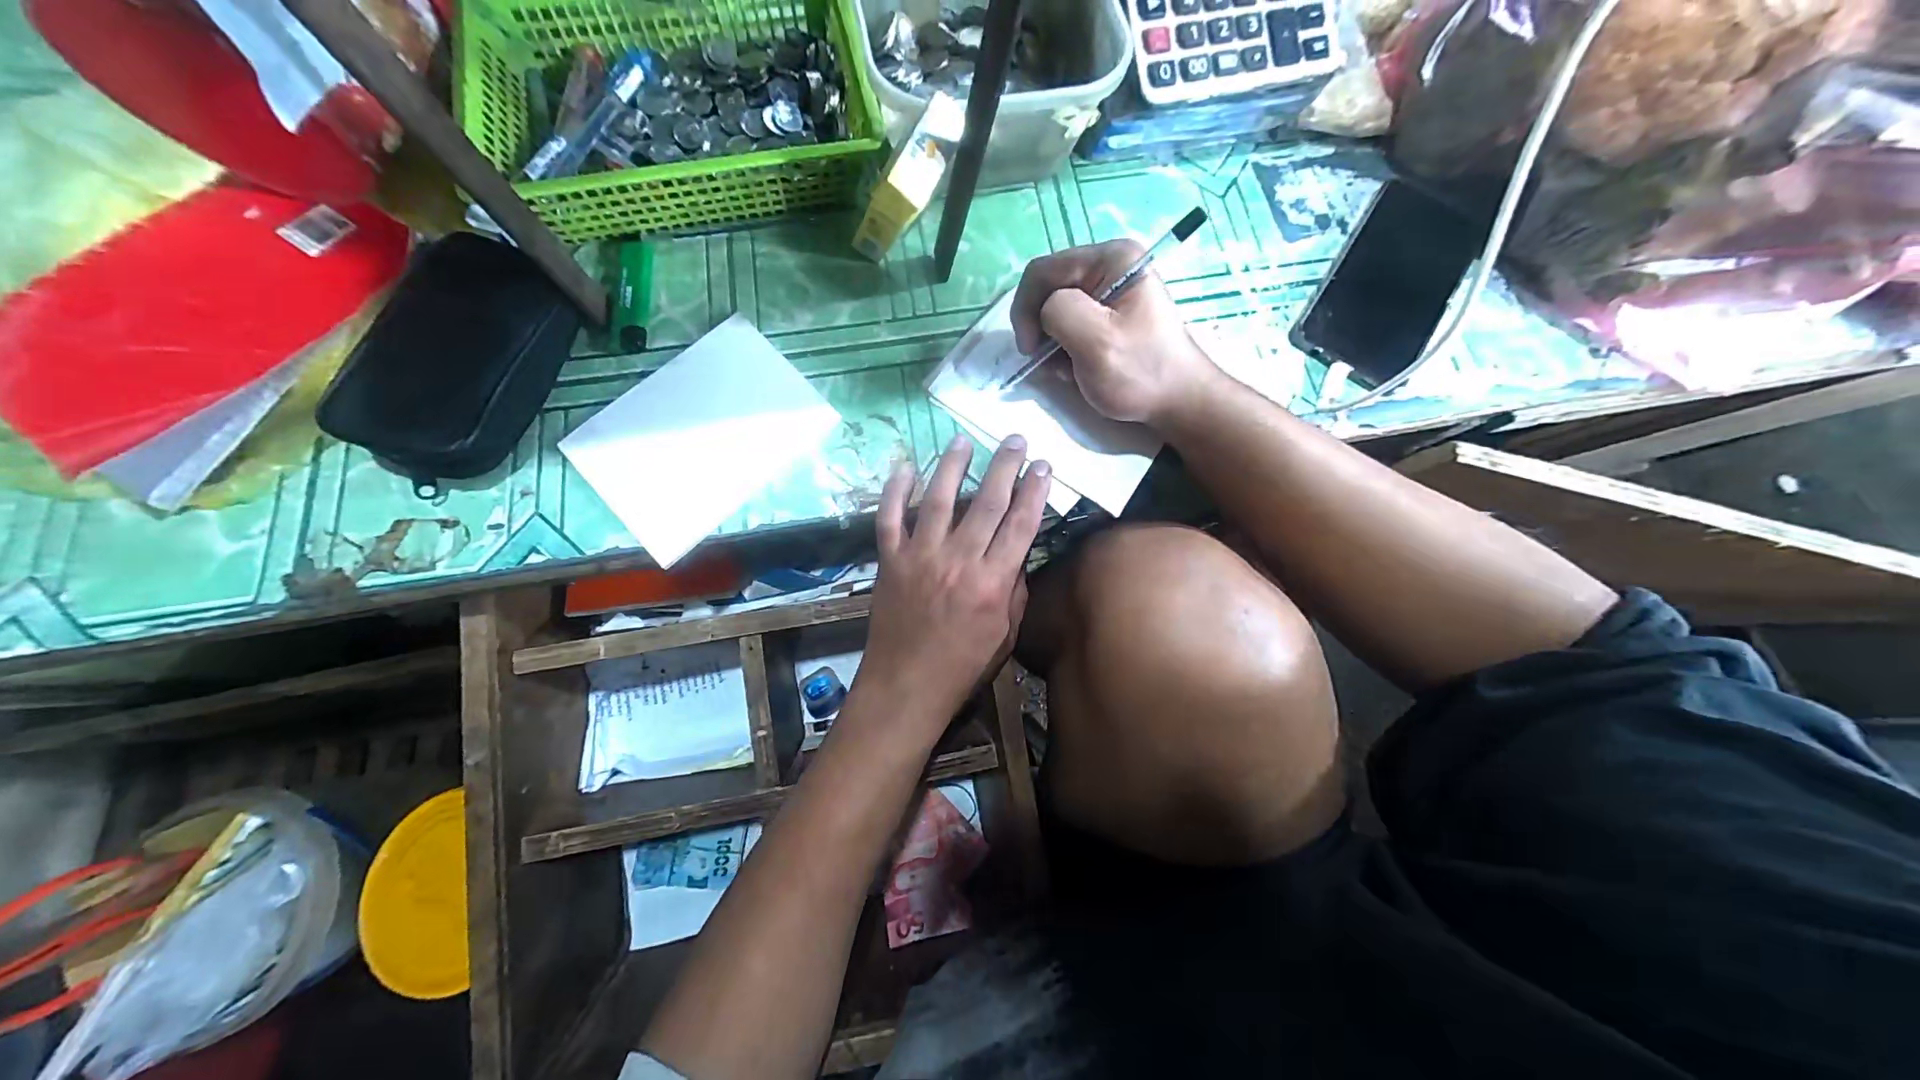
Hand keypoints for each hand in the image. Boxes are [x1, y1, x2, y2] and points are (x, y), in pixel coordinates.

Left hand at [858, 434, 1051, 726]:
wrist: (906, 686)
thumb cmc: (963, 666)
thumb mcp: (1005, 634)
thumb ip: (1014, 589)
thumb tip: (1016, 553)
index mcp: (992, 582)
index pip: (1020, 524)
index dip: (1035, 491)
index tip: (1043, 466)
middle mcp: (958, 561)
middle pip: (986, 502)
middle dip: (1004, 466)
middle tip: (1014, 440)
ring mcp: (919, 557)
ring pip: (937, 499)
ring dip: (952, 466)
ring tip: (963, 439)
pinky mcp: (890, 560)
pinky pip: (889, 518)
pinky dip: (894, 490)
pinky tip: (905, 466)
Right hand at [1010, 241, 1218, 426]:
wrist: (1178, 403)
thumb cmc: (1140, 372)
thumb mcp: (1095, 339)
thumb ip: (1059, 311)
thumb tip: (1043, 313)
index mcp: (1111, 258)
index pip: (1042, 271)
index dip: (1025, 309)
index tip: (1029, 350)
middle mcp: (1110, 266)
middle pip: (1048, 289)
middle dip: (1040, 327)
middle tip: (1048, 363)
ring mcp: (1111, 291)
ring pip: (1056, 310)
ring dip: (1052, 342)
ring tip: (1067, 370)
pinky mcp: (1110, 315)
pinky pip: (1070, 324)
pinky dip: (1064, 348)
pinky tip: (1077, 369)